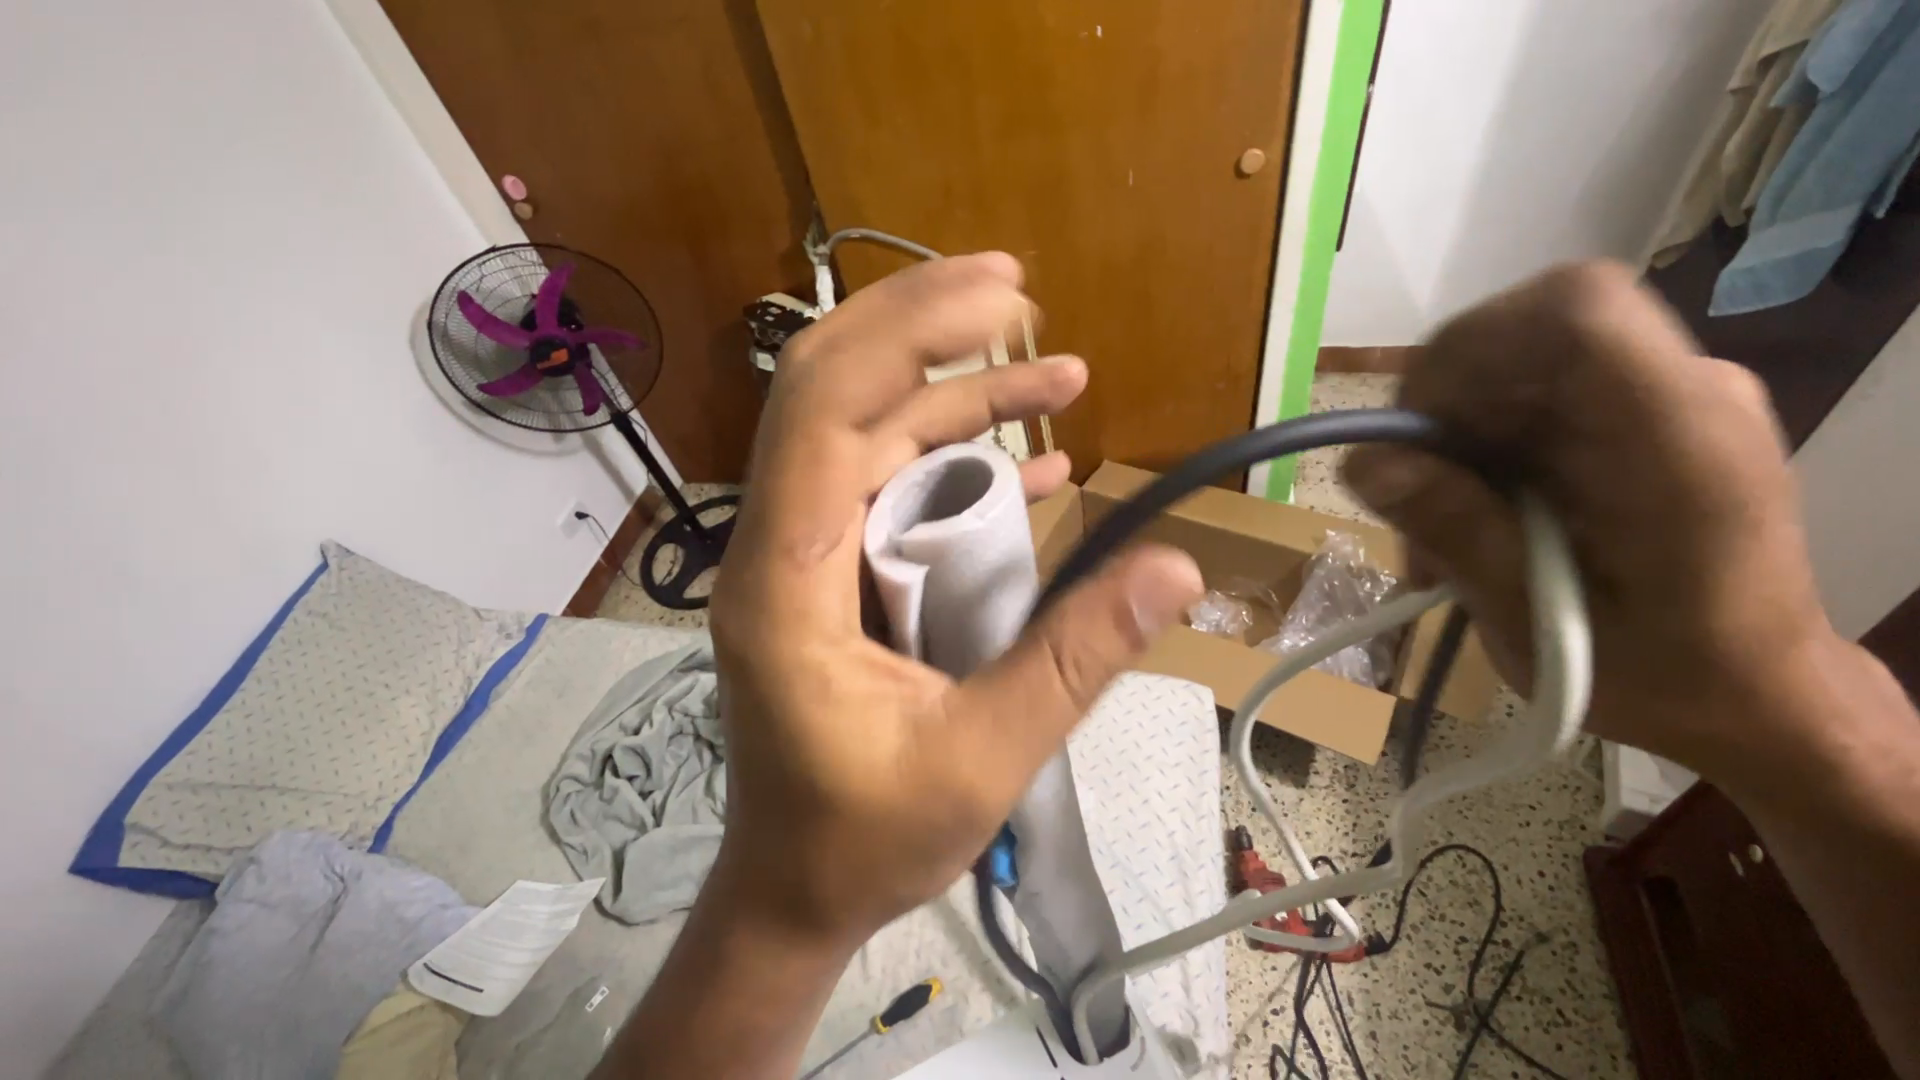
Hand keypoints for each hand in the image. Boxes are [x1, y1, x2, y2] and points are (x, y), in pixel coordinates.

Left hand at [708, 253, 1202, 946]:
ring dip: (954, 396)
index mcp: (787, 580)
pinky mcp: (827, 577)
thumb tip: (1175, 567)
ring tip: (1059, 373)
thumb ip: (1073, 659)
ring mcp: (798, 558)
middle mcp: (778, 547)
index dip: (909, 335)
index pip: (825, 409)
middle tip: (1015, 293)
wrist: (795, 889)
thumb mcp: (982, 758)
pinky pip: (884, 492)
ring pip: (866, 437)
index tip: (1001, 301)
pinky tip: (1035, 465)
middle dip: (921, 330)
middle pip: (831, 393)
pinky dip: (951, 464)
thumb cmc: (865, 839)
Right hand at [1343, 261, 1840, 782]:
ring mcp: (1666, 397)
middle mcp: (1685, 394)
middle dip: (1442, 411)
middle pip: (1527, 333)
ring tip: (1438, 535)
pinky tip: (1472, 519)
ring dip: (1451, 439)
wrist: (1753, 693)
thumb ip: (1459, 533)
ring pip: (1514, 366)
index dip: (1471, 350)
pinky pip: (1531, 397)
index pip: (1574, 312)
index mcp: (1682, 443)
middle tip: (1414, 506)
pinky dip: (1476, 449)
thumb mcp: (1539, 625)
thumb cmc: (1661, 680)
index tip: (1414, 436)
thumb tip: (1361, 463)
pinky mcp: (1639, 414)